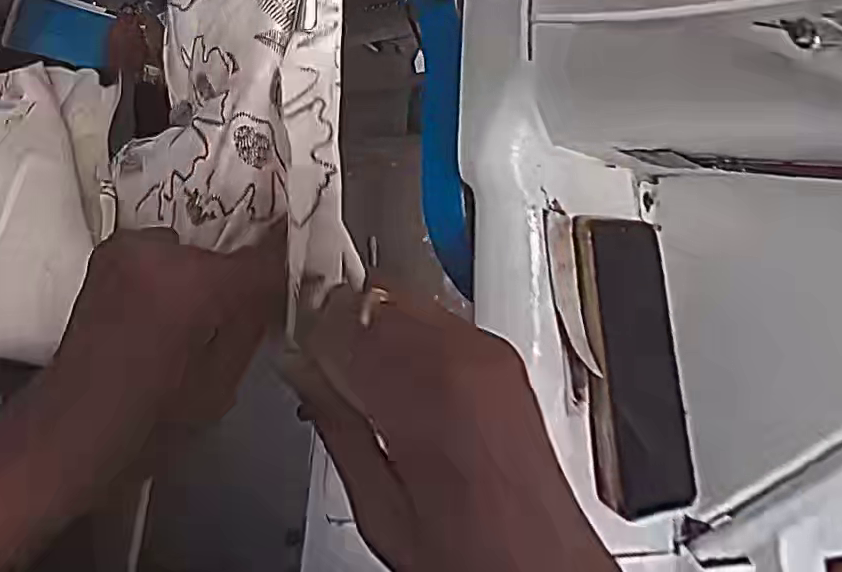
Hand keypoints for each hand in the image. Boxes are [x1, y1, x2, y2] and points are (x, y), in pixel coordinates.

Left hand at [0, 227, 283, 568]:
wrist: (70, 426)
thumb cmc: (148, 419)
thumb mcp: (222, 382)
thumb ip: (253, 323)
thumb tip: (274, 285)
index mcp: (198, 286)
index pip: (264, 257)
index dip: (285, 256)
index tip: (296, 252)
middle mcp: (163, 251)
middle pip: (222, 250)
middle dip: (232, 274)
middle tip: (231, 306)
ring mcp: (131, 246)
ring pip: (189, 248)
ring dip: (194, 271)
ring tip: (183, 313)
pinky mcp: (111, 250)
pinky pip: (158, 251)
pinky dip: (165, 270)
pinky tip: (155, 308)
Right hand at [285, 283, 617, 571]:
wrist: (547, 570)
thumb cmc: (474, 556)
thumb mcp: (381, 509)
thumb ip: (336, 427)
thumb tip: (302, 373)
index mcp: (423, 393)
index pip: (343, 320)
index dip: (309, 327)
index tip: (295, 343)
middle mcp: (459, 356)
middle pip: (372, 297)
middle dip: (338, 320)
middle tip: (320, 356)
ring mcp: (484, 349)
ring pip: (402, 298)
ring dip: (369, 322)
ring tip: (359, 370)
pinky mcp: (499, 352)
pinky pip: (433, 315)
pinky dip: (403, 329)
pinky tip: (397, 372)